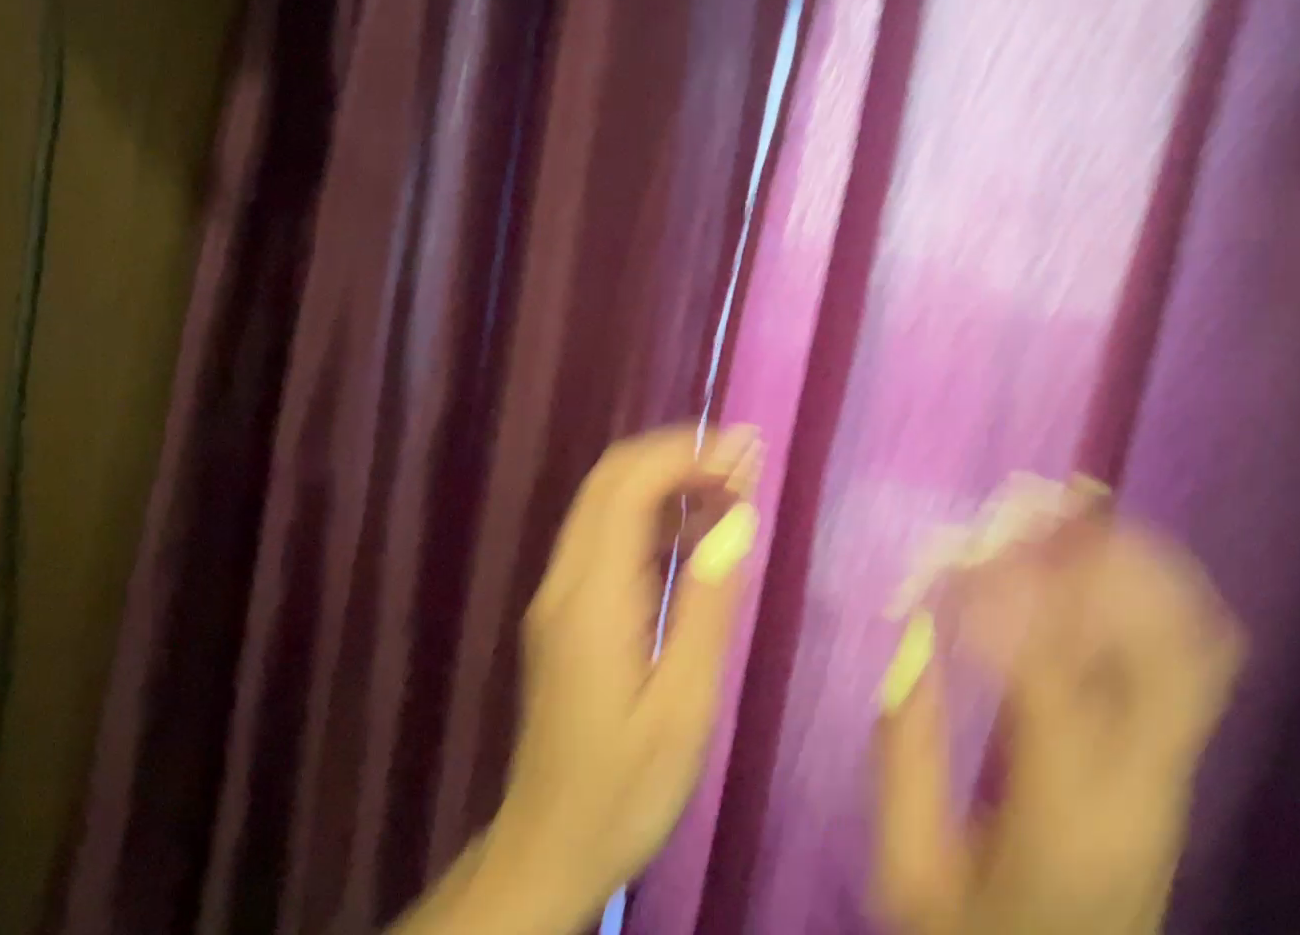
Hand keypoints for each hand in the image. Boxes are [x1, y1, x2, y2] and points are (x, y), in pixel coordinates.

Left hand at [394, 425, 762, 934]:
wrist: (549, 847)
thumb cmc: (626, 789)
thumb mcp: (685, 704)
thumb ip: (710, 604)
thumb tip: (740, 516)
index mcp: (592, 600)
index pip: (629, 486)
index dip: (688, 454)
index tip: (749, 452)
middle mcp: (564, 584)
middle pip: (610, 481)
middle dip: (678, 457)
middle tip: (746, 467)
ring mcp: (556, 598)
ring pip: (605, 505)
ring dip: (666, 484)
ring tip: (734, 496)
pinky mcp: (563, 615)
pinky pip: (605, 541)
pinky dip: (651, 520)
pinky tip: (696, 541)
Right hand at [872, 481, 1242, 934]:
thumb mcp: (910, 874)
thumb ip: (903, 762)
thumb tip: (912, 648)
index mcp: (1064, 816)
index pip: (1050, 672)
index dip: (1002, 600)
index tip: (954, 565)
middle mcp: (1142, 788)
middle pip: (1163, 646)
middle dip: (1103, 564)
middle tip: (1040, 513)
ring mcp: (1173, 778)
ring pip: (1193, 646)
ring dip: (1138, 571)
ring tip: (1078, 519)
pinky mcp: (1174, 772)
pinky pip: (1188, 667)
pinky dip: (1156, 604)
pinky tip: (1107, 572)